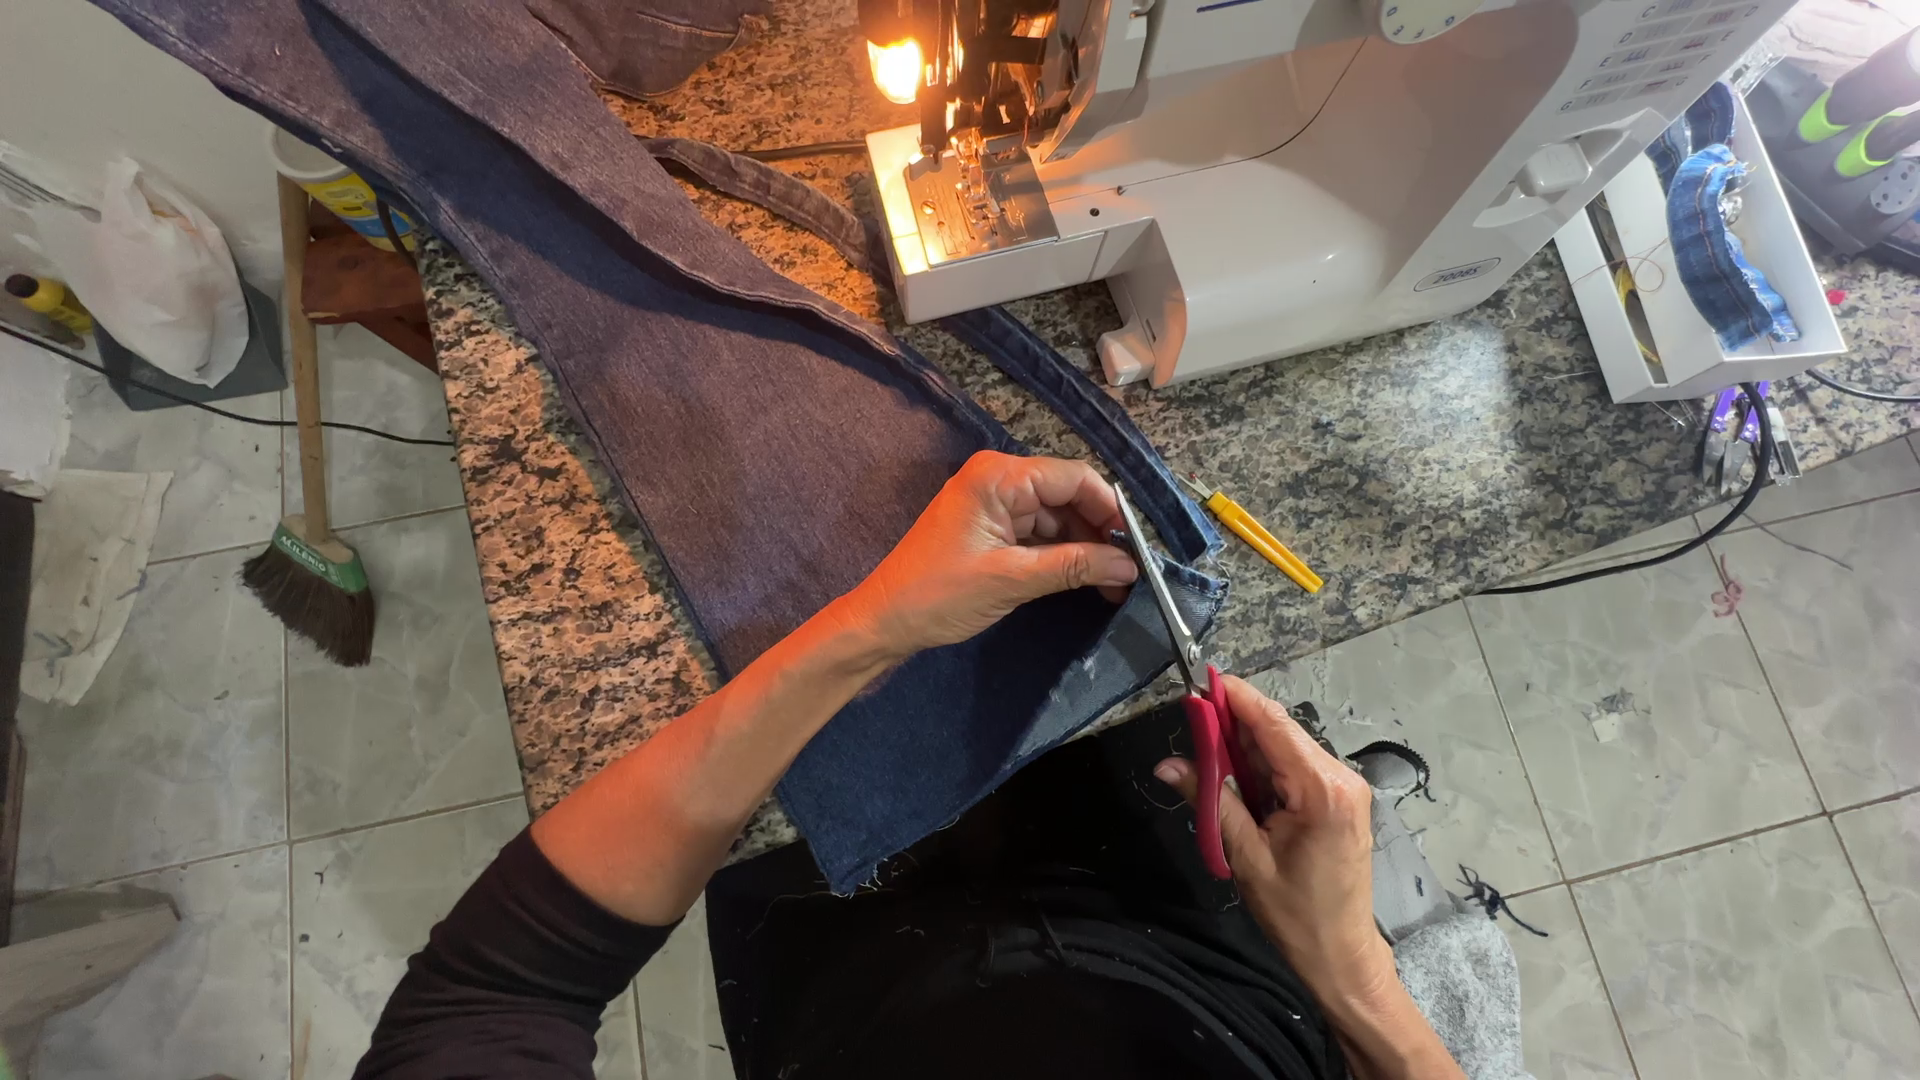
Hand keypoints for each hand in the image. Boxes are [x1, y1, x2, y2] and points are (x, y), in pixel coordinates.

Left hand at [842, 451, 1139, 656]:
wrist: (886, 620)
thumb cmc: (940, 593)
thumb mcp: (1012, 579)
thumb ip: (1073, 566)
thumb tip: (1128, 566)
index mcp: (999, 476)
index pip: (1073, 477)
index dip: (1110, 509)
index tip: (1137, 546)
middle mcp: (999, 480)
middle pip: (1067, 496)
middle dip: (1099, 533)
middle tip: (1129, 573)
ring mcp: (994, 504)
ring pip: (1056, 519)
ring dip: (1083, 549)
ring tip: (1113, 586)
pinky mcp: (992, 529)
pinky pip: (1038, 535)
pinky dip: (1061, 556)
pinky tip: (1084, 580)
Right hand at [1155, 676, 1392, 1001]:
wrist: (1343, 957)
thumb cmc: (1296, 913)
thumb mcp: (1244, 854)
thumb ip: (1209, 799)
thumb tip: (1166, 764)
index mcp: (1321, 789)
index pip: (1272, 723)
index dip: (1235, 697)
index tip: (1200, 681)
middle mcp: (1339, 777)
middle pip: (1277, 729)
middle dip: (1232, 720)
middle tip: (1189, 719)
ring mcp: (1342, 785)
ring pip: (1282, 743)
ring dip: (1243, 742)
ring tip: (1204, 748)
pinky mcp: (1337, 796)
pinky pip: (1291, 763)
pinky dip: (1259, 761)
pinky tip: (1233, 770)